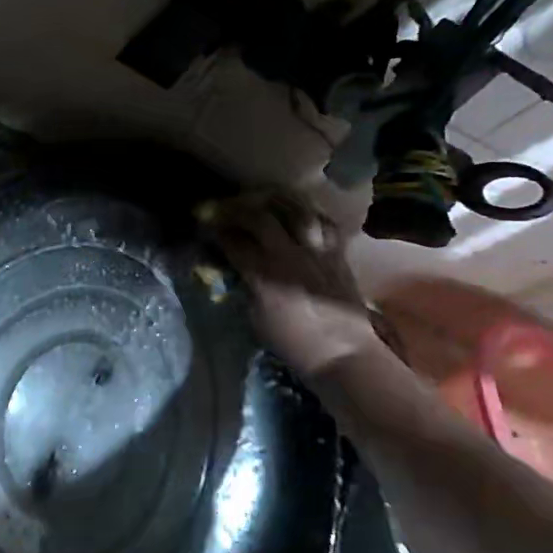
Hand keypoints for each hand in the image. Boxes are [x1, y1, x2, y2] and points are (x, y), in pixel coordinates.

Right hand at [203, 191, 384, 379]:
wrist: (344, 354)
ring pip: (296, 211)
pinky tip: (302, 213)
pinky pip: (326, 224)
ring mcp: (316, 251)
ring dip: (276, 201)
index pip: (234, 243)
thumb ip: (248, 289)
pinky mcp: (338, 254)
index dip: (217, 231)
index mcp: (264, 275)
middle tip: (226, 207)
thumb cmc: (296, 345)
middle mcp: (289, 255)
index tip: (208, 225)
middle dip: (238, 209)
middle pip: (261, 218)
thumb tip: (241, 272)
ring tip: (264, 198)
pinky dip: (312, 215)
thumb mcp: (258, 321)